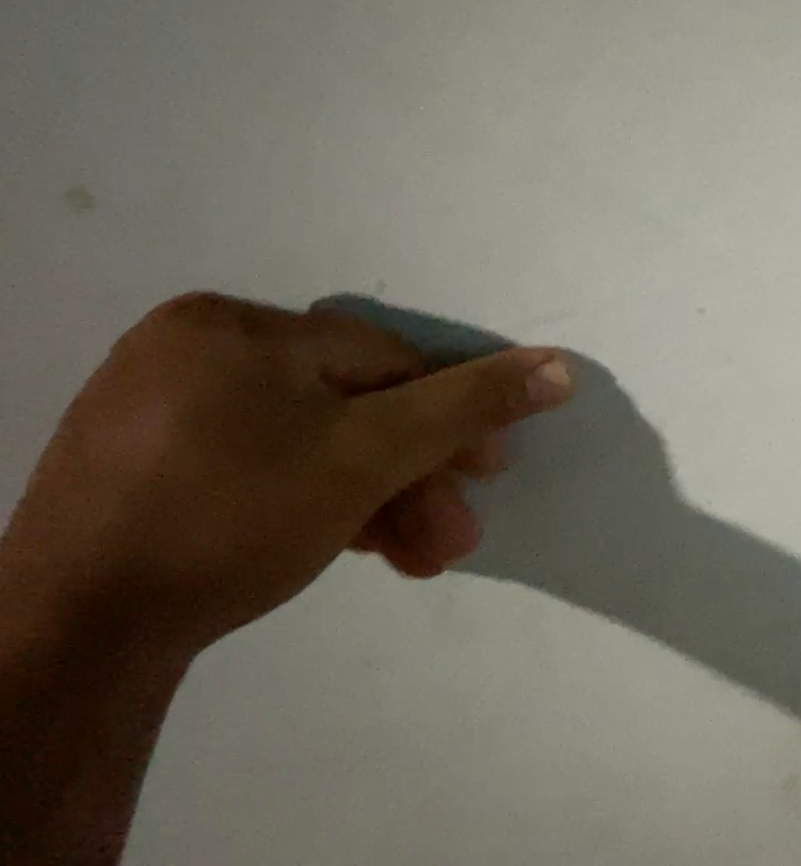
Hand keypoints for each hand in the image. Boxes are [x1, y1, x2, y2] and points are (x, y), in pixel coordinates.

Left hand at [0, 293, 575, 656]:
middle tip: (454, 534)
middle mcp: (192, 351)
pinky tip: (359, 544)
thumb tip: (561, 368)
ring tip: (420, 555)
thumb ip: (471, 404)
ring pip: (314, 443)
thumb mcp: (374, 453)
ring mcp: (163, 410)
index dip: (449, 416)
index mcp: (234, 326)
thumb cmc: (235, 517)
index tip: (489, 472)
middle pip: (352, 407)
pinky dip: (324, 502)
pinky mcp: (149, 465)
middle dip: (415, 476)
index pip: (385, 361)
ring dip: (380, 498)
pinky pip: (269, 465)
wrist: (73, 639)